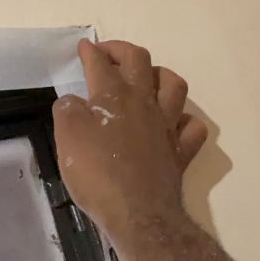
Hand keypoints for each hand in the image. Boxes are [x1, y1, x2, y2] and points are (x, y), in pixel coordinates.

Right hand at [53, 39, 209, 240]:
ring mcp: (167, 125)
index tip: (85, 46)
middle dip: (122, 50)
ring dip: (160, 76)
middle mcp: (144, 102)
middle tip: (109, 54)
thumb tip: (75, 101)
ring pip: (174, 85)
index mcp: (114, 95)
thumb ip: (67, 110)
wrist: (138, 214)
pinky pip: (192, 127)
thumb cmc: (98, 173)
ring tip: (147, 80)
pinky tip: (173, 124)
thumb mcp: (67, 137)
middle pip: (140, 61)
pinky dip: (184, 121)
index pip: (101, 63)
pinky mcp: (181, 151)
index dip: (91, 51)